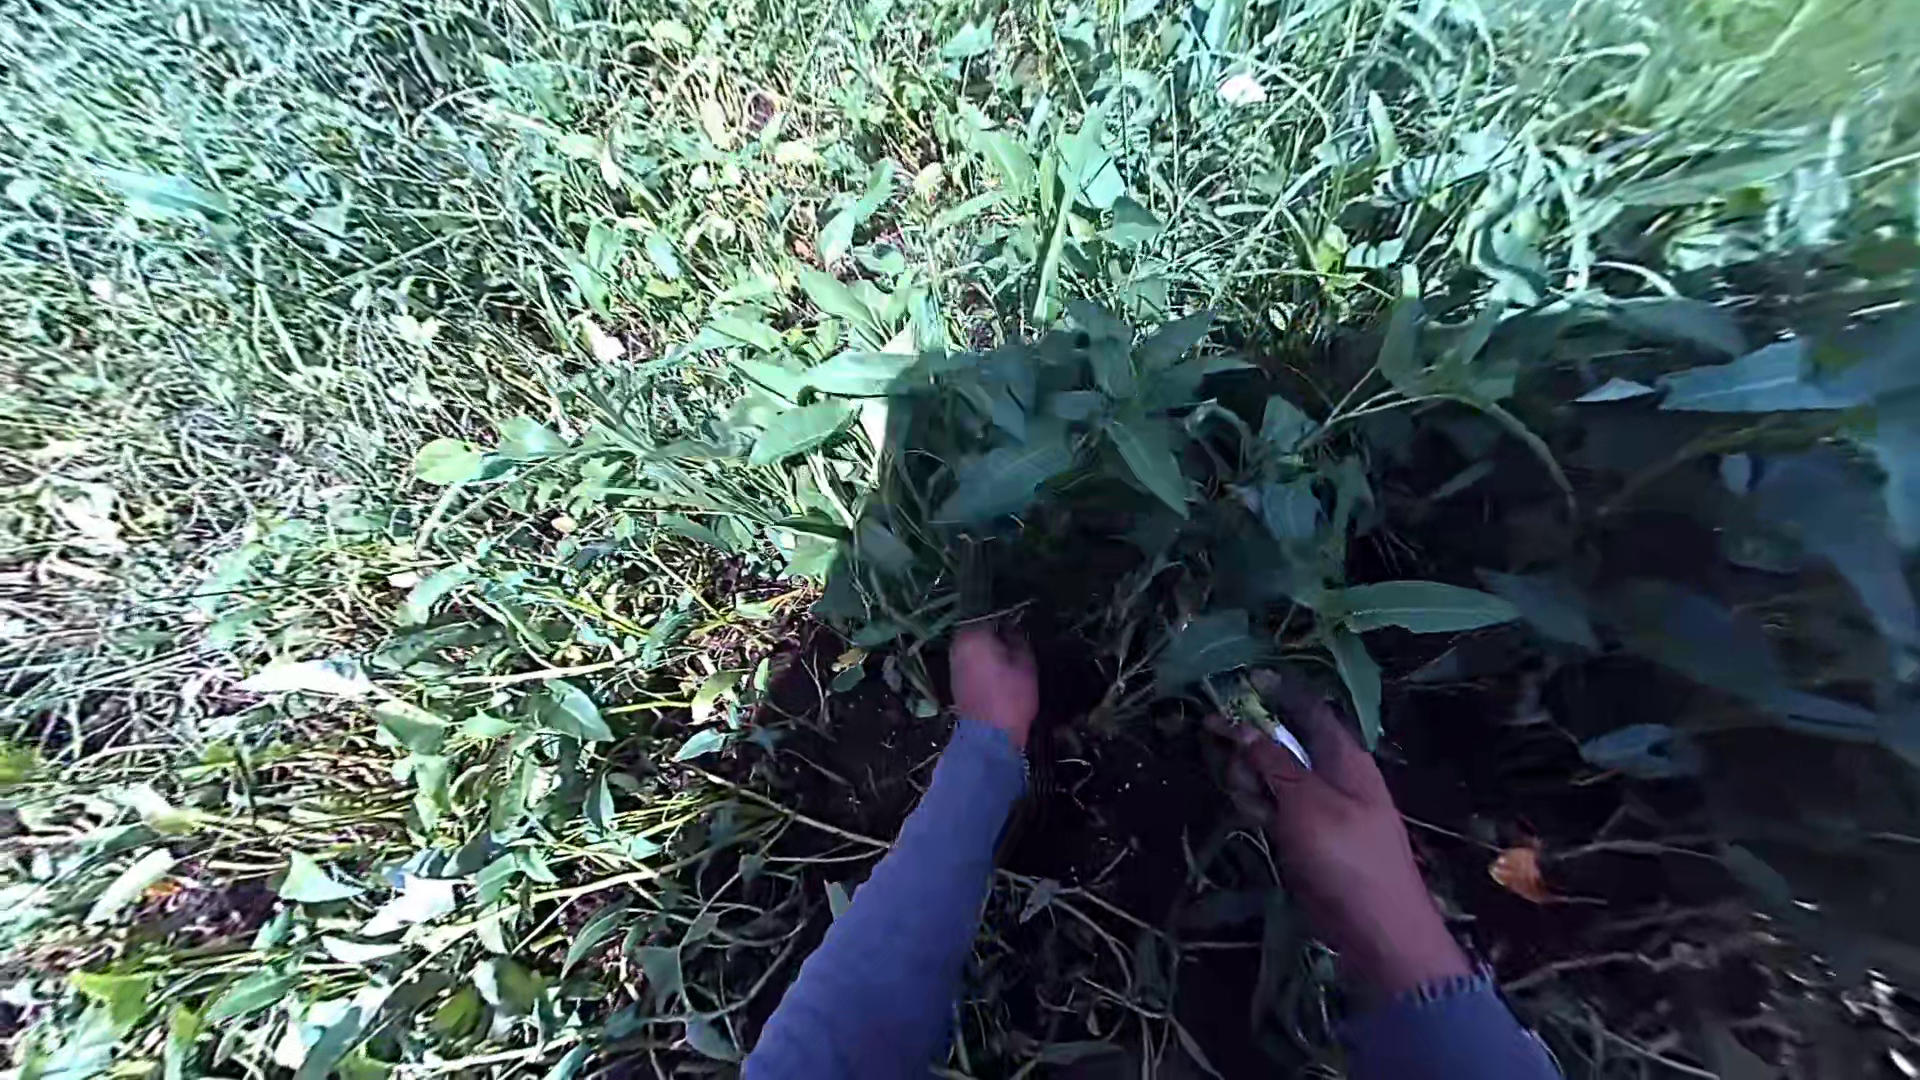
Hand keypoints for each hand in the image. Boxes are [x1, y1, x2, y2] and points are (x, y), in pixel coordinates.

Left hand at [949, 622, 1037, 749]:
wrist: (989, 738)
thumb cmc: (1011, 697)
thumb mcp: (1025, 665)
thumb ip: (1018, 641)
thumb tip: (1012, 631)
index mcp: (973, 636)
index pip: (993, 619)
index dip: (1009, 625)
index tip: (1020, 634)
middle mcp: (958, 646)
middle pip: (979, 632)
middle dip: (996, 638)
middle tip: (1015, 648)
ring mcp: (953, 664)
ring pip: (973, 648)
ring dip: (988, 651)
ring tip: (1007, 662)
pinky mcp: (954, 680)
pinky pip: (970, 663)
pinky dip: (981, 664)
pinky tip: (996, 674)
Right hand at [1215, 687, 1470, 1001]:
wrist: (1376, 932)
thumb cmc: (1347, 856)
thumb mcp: (1306, 801)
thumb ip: (1271, 759)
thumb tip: (1241, 724)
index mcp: (1341, 754)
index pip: (1306, 705)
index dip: (1275, 690)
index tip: (1240, 682)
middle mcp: (1326, 769)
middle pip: (1273, 738)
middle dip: (1249, 750)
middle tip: (1239, 769)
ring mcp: (1312, 798)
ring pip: (1263, 769)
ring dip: (1248, 782)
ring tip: (1256, 809)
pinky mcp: (1299, 824)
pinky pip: (1266, 798)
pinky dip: (1256, 805)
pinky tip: (1260, 824)